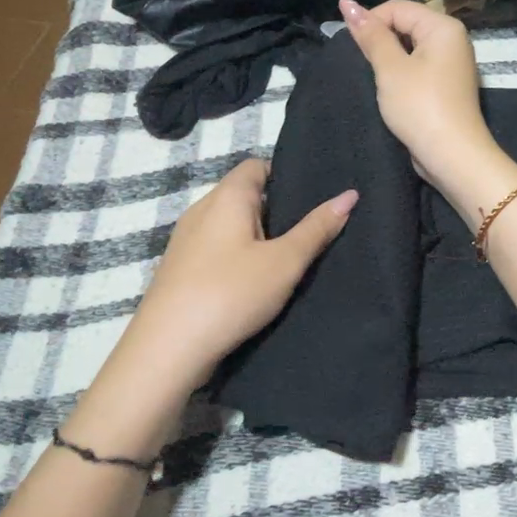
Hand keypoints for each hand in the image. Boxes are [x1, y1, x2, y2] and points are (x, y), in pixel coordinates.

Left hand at [124, 159, 354, 394]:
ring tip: (287, 260)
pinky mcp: (179, 270)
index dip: (285, 176)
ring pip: (230, 226)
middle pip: (244, 195)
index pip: (257, 165)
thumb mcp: (285, 261)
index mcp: (226, 196)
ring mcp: (185, 241)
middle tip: (309, 232)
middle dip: (275, 211)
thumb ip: (317, 228)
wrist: (166, 352)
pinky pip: (216, 250)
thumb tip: (350, 195)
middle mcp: (201, 210)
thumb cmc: (230, 294)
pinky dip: (237, 258)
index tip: (311, 200)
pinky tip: (254, 284)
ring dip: (257, 239)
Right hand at [340, 0, 497, 187]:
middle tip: (360, 63)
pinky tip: (388, 88)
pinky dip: (401, 72)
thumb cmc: (419, 106)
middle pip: (406, 24)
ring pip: (410, 47)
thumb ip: (371, 35)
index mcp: (443, 26)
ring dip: (389, 58)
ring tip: (372, 76)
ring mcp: (452, 63)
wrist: (452, 155)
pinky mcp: (446, 84)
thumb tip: (347, 3)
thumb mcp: (390, 68)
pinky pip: (419, 66)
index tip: (351, 47)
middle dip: (380, 39)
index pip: (398, 7)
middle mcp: (452, 39)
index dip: (370, 21)